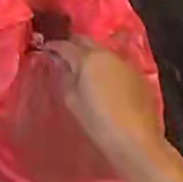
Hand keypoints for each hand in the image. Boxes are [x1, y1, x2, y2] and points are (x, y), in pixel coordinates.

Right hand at [44, 39, 163, 164]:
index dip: (54, 46)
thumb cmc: (98, 123)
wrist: (137, 141)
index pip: (65, 45)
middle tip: (64, 54)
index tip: (46, 49)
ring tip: (84, 65)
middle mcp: (105, 53)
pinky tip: (105, 78)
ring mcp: (123, 62)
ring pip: (102, 49)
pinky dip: (106, 64)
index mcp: (86, 59)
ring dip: (91, 53)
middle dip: (73, 44)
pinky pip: (116, 61)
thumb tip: (60, 63)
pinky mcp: (137, 73)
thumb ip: (65, 77)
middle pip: (85, 40)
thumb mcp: (73, 102)